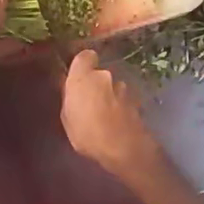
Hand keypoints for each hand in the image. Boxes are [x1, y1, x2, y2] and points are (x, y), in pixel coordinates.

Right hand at [61, 49, 168, 184]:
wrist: (123, 148)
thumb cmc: (86, 132)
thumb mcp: (67, 117)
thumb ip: (68, 96)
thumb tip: (68, 85)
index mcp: (84, 77)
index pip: (84, 56)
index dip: (81, 65)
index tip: (76, 78)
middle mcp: (105, 76)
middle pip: (99, 74)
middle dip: (94, 85)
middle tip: (87, 104)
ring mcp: (123, 88)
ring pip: (111, 87)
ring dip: (107, 97)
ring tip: (102, 117)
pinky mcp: (136, 101)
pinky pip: (121, 100)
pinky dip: (118, 108)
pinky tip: (114, 124)